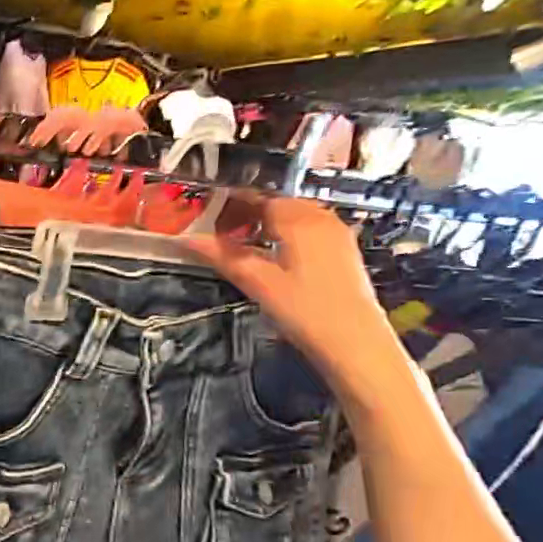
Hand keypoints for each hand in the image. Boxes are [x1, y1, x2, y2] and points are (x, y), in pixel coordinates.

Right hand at [188, 198, 403, 388]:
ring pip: (295, 216)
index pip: (259, 198)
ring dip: (268, 223)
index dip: (231, 204)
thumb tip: (186, 240)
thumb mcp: (257, 283)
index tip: (209, 213)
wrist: (355, 343)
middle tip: (221, 230)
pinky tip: (273, 255)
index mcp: (300, 220)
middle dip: (248, 212)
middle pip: (278, 204)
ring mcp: (337, 234)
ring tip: (243, 243)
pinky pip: (310, 229)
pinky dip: (287, 234)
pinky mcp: (343, 252)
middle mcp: (322, 219)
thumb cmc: (305, 311)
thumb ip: (222, 256)